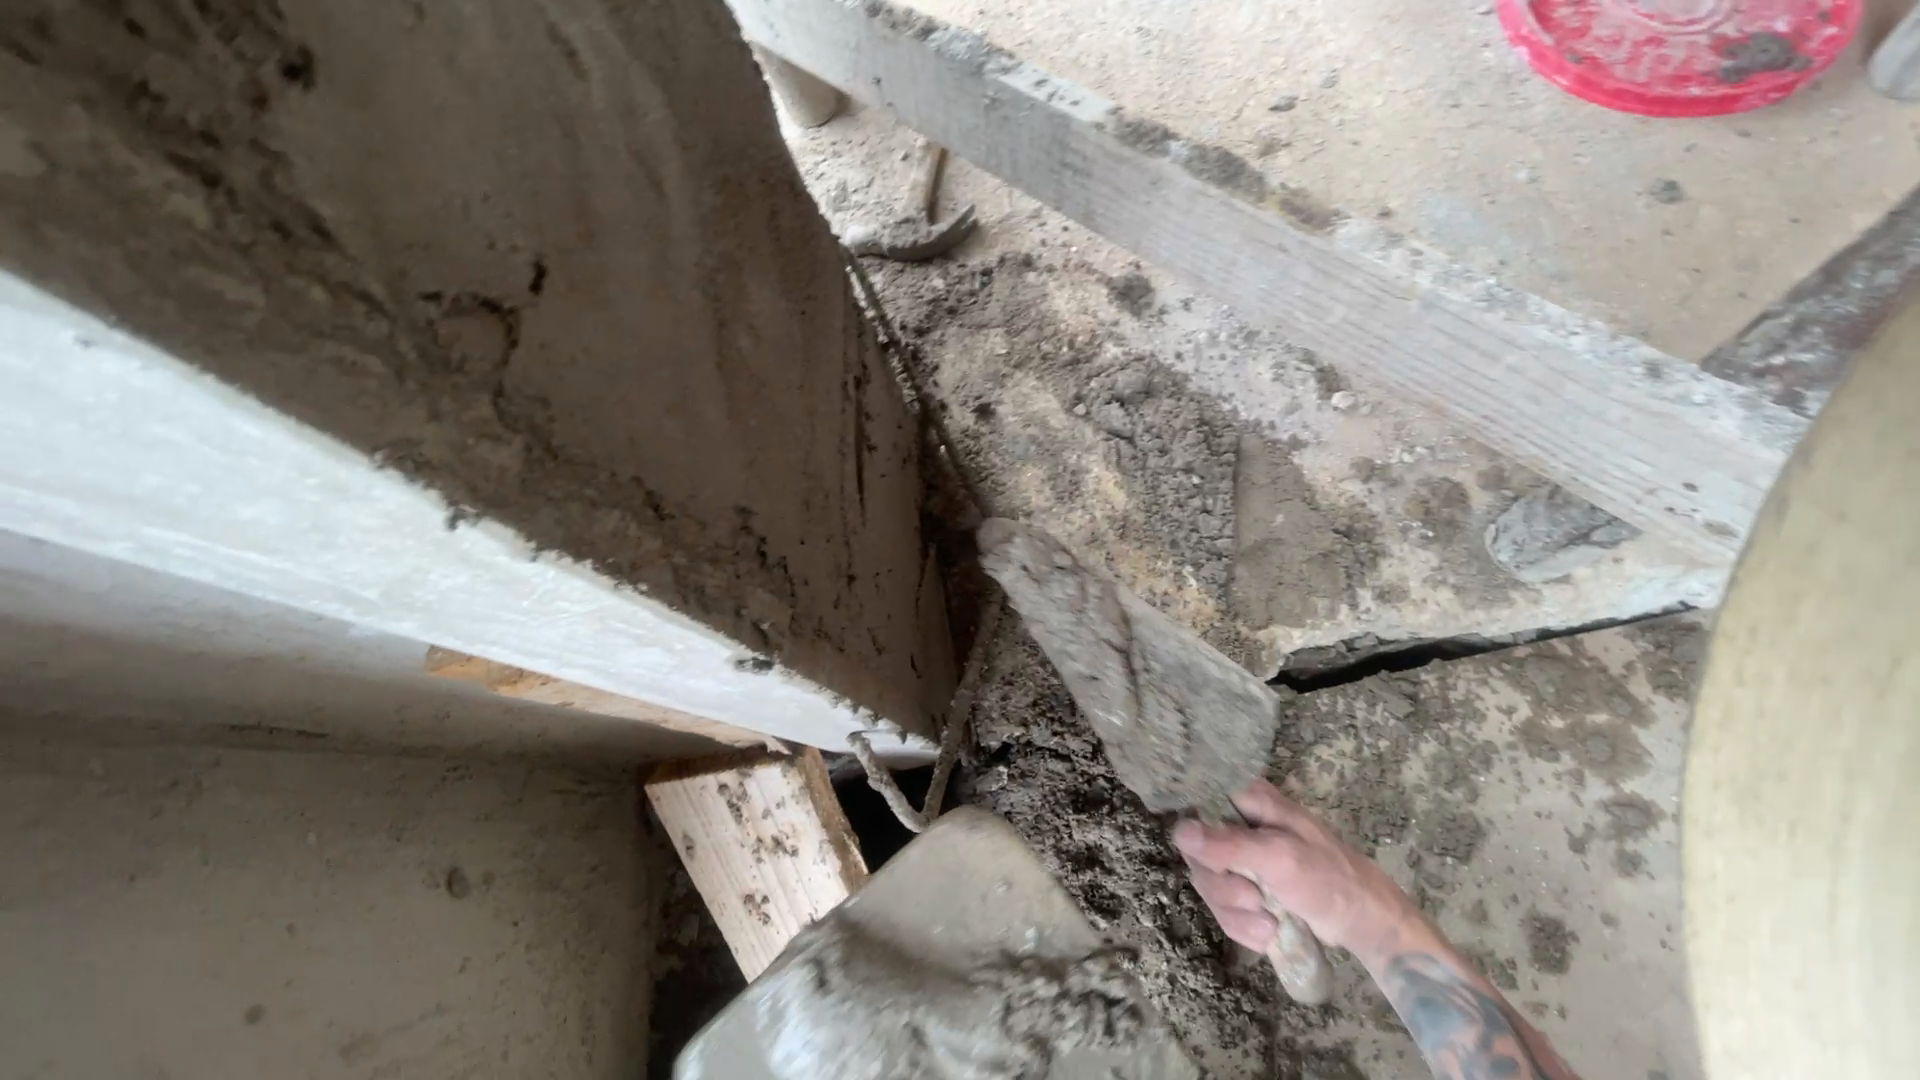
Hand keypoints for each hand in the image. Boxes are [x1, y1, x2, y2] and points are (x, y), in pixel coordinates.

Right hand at [1172, 779, 1414, 958]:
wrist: (1361, 921)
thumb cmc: (1328, 878)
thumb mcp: (1279, 858)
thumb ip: (1228, 845)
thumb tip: (1180, 831)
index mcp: (1247, 801)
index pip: (1196, 808)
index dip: (1198, 840)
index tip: (1220, 865)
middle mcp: (1237, 825)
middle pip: (1197, 854)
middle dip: (1224, 887)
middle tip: (1254, 899)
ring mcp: (1240, 860)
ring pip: (1208, 885)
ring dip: (1236, 912)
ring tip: (1269, 921)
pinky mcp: (1245, 890)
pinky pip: (1222, 909)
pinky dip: (1244, 927)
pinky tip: (1268, 931)